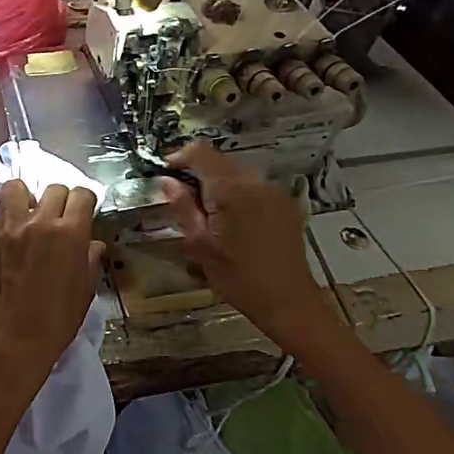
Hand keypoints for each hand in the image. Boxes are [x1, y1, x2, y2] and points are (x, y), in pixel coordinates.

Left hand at [0, 180, 104, 396]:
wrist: (19, 335)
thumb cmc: (59, 317)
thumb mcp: (86, 288)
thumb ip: (90, 260)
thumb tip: (93, 244)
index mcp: (70, 232)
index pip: (81, 195)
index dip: (85, 202)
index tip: (83, 212)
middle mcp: (39, 222)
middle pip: (53, 189)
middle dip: (60, 199)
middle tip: (57, 216)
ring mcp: (8, 227)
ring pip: (15, 187)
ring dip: (24, 195)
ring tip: (26, 211)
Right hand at [160, 142, 325, 347]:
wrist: (288, 301)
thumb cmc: (237, 277)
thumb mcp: (199, 244)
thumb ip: (182, 207)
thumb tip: (167, 181)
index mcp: (231, 190)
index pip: (200, 153)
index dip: (179, 157)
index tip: (165, 172)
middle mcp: (255, 182)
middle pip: (219, 160)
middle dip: (197, 171)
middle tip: (181, 197)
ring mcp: (274, 191)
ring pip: (237, 172)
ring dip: (217, 182)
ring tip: (206, 211)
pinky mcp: (284, 203)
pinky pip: (253, 186)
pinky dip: (236, 192)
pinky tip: (231, 219)